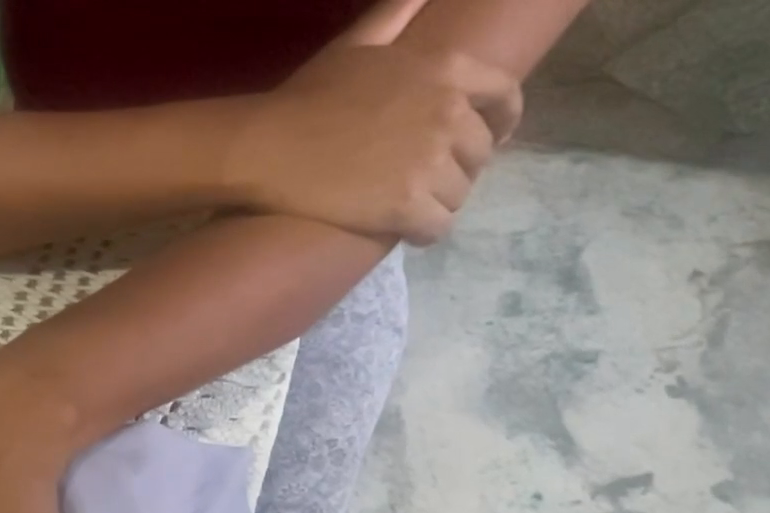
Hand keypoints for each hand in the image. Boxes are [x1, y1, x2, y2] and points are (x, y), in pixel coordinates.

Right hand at [224, 0, 523, 245]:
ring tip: (414, 211)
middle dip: (459, 169)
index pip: (504, 96)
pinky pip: (437, 226)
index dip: (502, 122)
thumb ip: (393, 15)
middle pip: (478, 154)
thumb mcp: (355, 47)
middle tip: (430, 184)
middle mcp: (448, 114)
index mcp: (447, 71)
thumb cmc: (301, 100)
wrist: (265, 147)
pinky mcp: (404, 206)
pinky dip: (427, 232)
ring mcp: (428, 163)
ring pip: (458, 193)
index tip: (492, 139)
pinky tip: (410, 234)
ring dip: (440, 203)